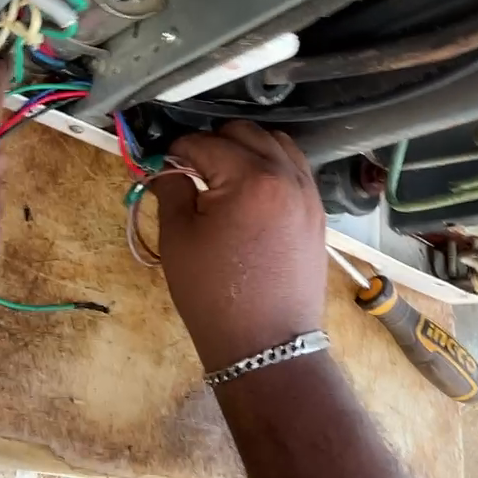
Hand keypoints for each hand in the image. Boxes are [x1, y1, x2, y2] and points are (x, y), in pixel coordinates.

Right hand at [150, 122, 327, 370]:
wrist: (265, 344)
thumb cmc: (213, 293)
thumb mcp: (178, 238)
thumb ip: (171, 189)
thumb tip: (165, 167)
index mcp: (250, 178)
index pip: (204, 143)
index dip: (175, 149)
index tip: (161, 162)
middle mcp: (286, 176)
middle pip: (243, 132)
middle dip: (211, 142)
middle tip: (189, 168)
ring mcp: (307, 192)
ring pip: (275, 143)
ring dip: (245, 148)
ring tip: (222, 174)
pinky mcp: (317, 211)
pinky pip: (294, 167)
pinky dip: (271, 165)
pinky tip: (250, 188)